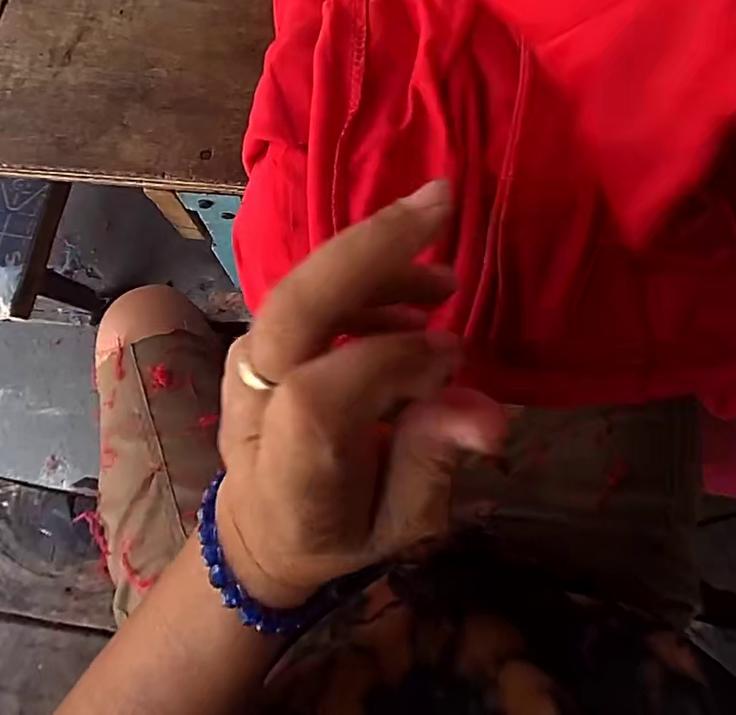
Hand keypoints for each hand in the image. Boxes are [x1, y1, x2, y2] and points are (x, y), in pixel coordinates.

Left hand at [213, 180, 507, 607]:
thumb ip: (431, 467)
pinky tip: (411, 296)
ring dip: (375, 260)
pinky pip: (309, 291)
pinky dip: (362, 278)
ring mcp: (247, 361)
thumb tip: (488, 413)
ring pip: (303, 285)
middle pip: (294, 307)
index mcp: (284, 471)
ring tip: (445, 278)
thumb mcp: (394, 527)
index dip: (392, 361)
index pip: (320, 397)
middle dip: (369, 248)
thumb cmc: (333, 532)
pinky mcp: (260, 337)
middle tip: (440, 203)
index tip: (455, 357)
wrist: (260, 522)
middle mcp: (252, 402)